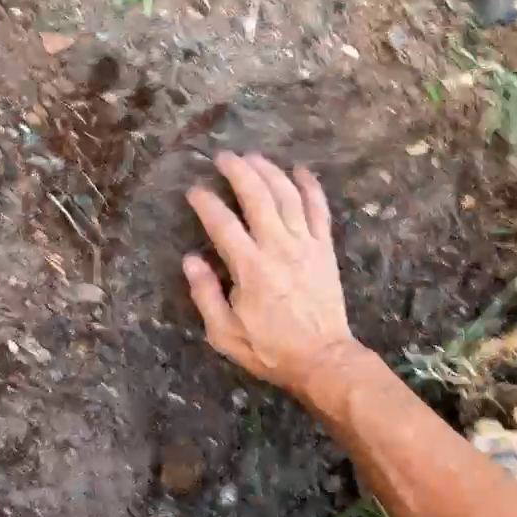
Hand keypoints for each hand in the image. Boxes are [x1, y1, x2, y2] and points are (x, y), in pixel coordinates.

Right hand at [182, 153, 364, 399]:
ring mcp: (306, 245)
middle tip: (223, 158)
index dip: (206, 203)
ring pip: (287, 195)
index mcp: (251, 269)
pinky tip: (300, 170)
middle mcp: (279, 248)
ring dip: (269, 172)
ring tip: (253, 157)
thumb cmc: (270, 350)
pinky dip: (310, 187)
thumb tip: (191, 260)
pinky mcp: (324, 249)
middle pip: (258, 197)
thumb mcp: (226, 334)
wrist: (323, 359)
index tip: (194, 191)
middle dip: (238, 172)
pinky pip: (319, 209)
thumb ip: (206, 295)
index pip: (223, 224)